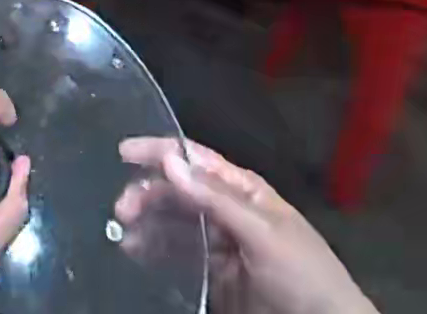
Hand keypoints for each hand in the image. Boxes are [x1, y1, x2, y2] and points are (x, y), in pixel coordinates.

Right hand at [117, 137, 375, 313]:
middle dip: (147, 194)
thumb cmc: (305, 277)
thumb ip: (215, 197)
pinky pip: (178, 256)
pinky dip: (155, 251)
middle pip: (176, 190)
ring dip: (146, 224)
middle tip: (121, 210)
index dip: (158, 150)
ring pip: (172, 223)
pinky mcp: (215, 277)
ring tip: (124, 235)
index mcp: (241, 190)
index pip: (193, 158)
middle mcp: (225, 210)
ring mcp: (220, 245)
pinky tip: (138, 253)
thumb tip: (168, 159)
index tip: (123, 151)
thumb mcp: (263, 234)